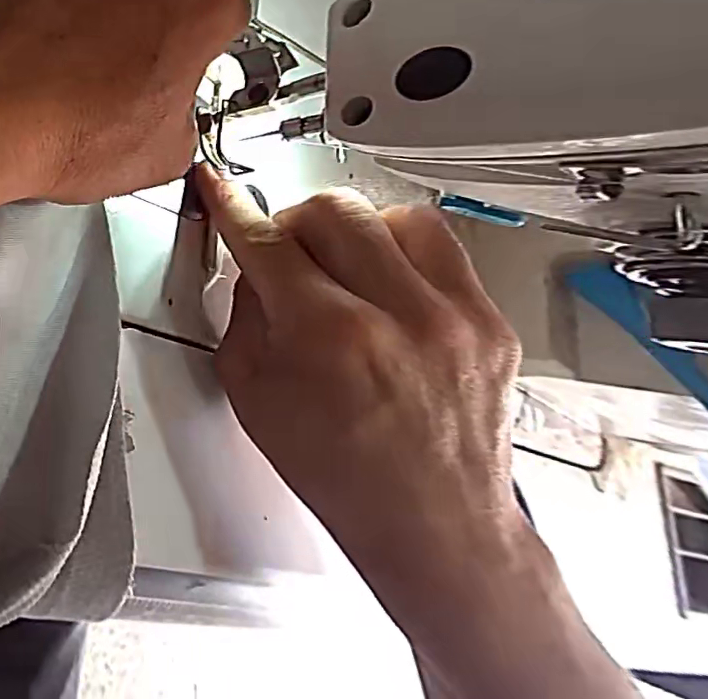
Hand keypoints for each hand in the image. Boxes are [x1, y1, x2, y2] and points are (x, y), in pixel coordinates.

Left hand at [0, 0, 247, 204]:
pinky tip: (35, 41)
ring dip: (98, 3)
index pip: (223, 10)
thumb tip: (170, 118)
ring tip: (70, 60)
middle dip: (149, 18)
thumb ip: (185, 116)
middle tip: (119, 68)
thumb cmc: (65, 130)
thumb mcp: (163, 153)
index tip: (182, 63)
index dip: (201, 44)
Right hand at [195, 167, 523, 572]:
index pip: (265, 240)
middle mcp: (398, 316)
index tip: (218, 185)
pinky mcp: (490, 322)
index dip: (230, 205)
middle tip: (280, 245)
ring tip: (336, 259)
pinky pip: (440, 244)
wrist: (430, 521)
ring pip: (391, 214)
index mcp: (326, 335)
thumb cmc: (336, 466)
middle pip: (329, 210)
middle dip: (289, 219)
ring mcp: (455, 316)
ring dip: (348, 227)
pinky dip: (397, 246)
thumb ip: (244, 311)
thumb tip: (254, 264)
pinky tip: (380, 276)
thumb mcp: (249, 385)